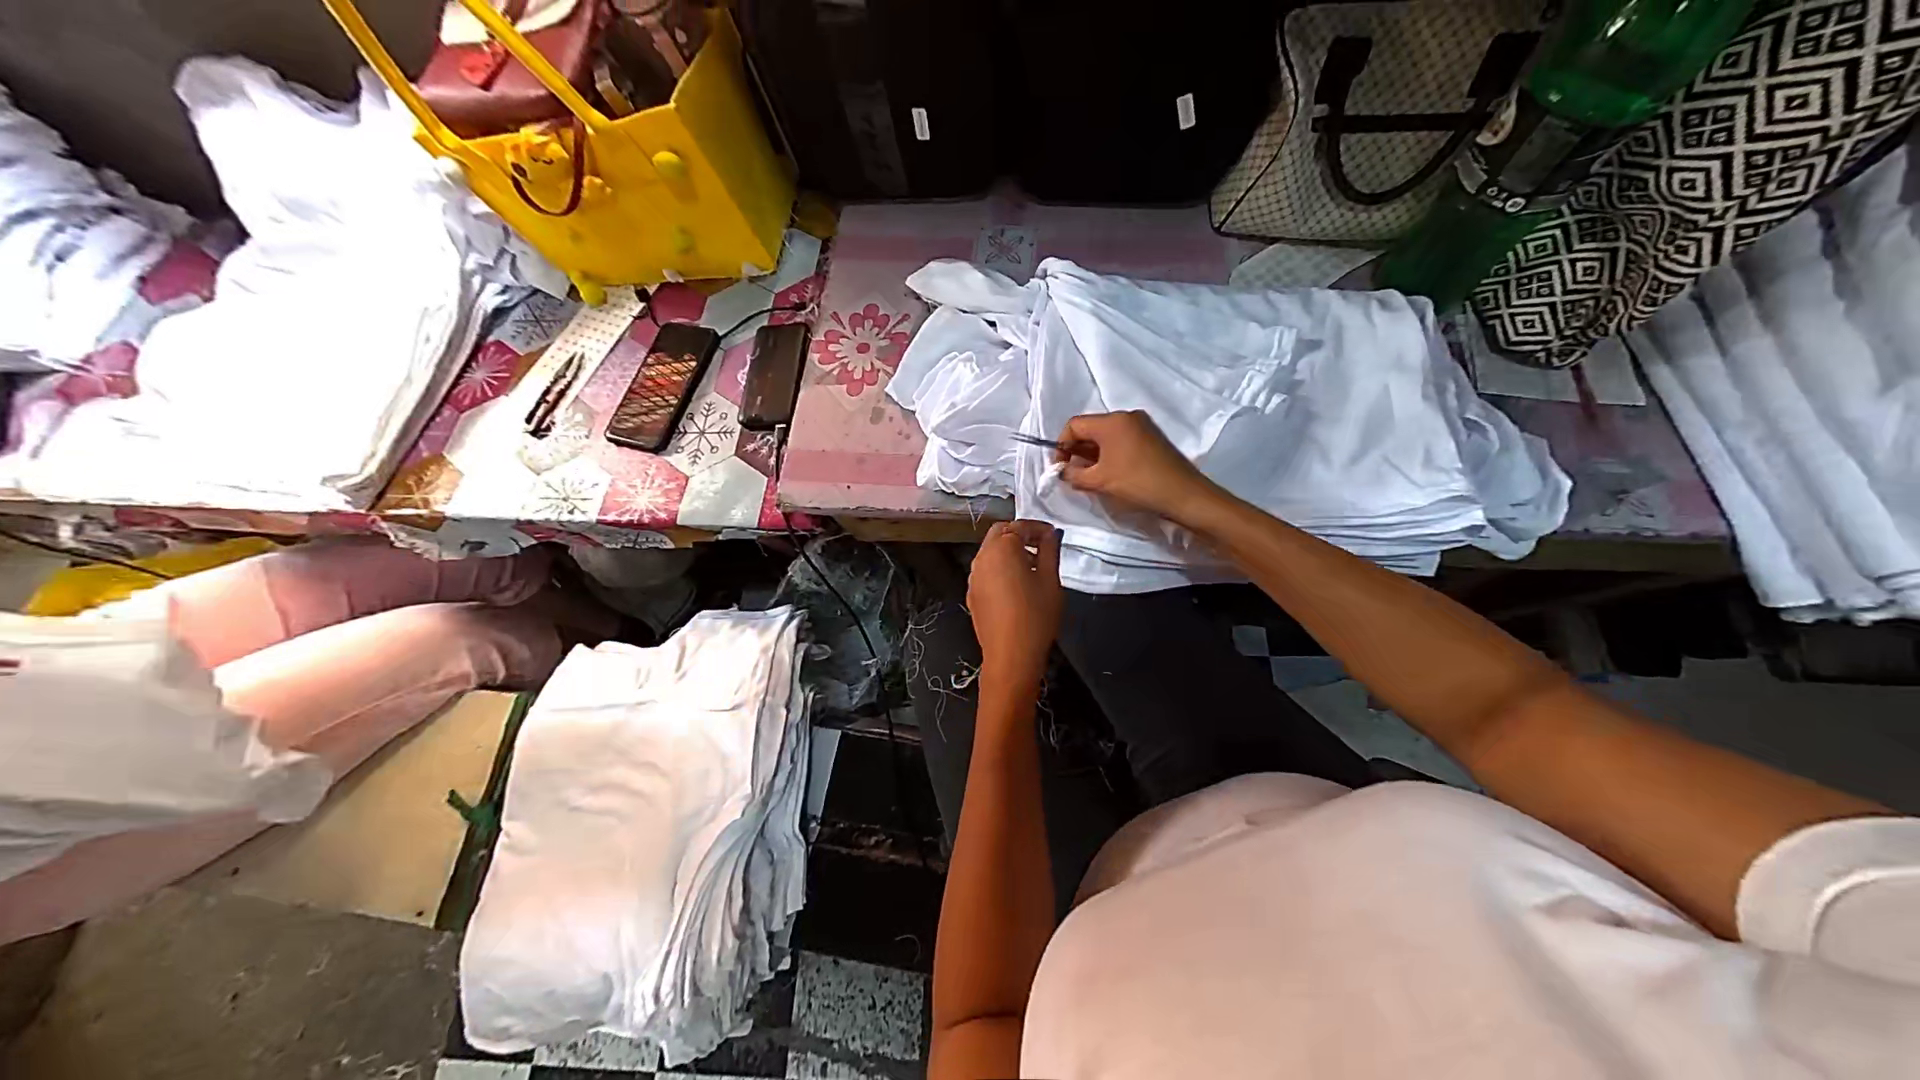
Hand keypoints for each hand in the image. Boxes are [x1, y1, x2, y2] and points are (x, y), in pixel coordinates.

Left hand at [967, 519, 1062, 688]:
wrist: (1011, 656)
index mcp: (1002, 549)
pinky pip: (986, 571)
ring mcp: (974, 577)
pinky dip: (1000, 568)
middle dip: (1020, 535)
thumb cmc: (1035, 617)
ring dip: (1009, 551)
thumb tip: (1050, 536)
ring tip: (1033, 566)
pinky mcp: (973, 594)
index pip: (1020, 526)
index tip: (1052, 535)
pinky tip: (1018, 585)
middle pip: (1000, 534)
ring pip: (991, 552)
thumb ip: (1050, 551)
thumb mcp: (1051, 580)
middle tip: (1042, 545)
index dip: (1038, 528)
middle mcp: (982, 558)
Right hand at [1055, 410, 1225, 525]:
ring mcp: (1143, 425)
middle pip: (1091, 428)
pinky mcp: (1152, 437)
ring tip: (1092, 477)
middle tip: (1074, 474)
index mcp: (1112, 421)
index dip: (1061, 445)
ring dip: (1094, 454)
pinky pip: (1122, 440)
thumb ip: (1073, 474)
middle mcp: (1127, 416)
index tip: (1061, 468)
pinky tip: (1112, 474)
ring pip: (1107, 435)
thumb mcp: (1099, 481)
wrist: (1184, 495)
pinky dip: (1111, 454)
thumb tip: (1063, 470)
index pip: (1074, 425)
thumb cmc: (1137, 484)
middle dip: (1078, 450)